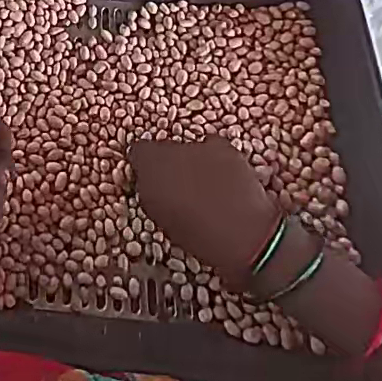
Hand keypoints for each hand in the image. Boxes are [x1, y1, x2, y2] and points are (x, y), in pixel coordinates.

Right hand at [128, 137, 279, 288]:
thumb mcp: (160, 218)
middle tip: (177, 187)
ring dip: (190, 161)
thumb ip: (149, 193)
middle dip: (167, 163)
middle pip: (162, 147)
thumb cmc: (196, 235)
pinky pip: (212, 147)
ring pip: (188, 147)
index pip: (137, 151)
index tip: (149, 181)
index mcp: (148, 166)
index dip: (142, 166)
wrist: (244, 234)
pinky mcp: (225, 147)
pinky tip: (222, 179)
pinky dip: (214, 159)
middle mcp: (170, 148)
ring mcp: (200, 145)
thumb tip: (150, 183)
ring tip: (204, 185)